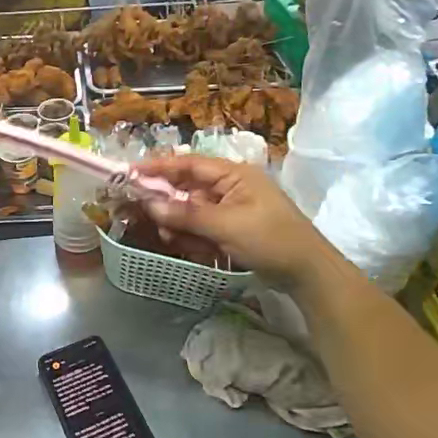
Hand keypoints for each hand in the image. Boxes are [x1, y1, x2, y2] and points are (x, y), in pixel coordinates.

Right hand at [136, 156, 344, 288]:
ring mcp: (232, 211)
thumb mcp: (226, 225)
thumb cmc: (270, 239)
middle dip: (169, 206)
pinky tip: (200, 253)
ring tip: (174, 242)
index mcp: (234, 175)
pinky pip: (205, 231)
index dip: (159, 167)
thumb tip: (151, 204)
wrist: (306, 272)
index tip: (131, 173)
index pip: (190, 164)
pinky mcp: (233, 232)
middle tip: (147, 219)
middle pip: (188, 190)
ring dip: (182, 228)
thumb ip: (187, 214)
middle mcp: (231, 188)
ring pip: (193, 214)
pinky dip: (197, 241)